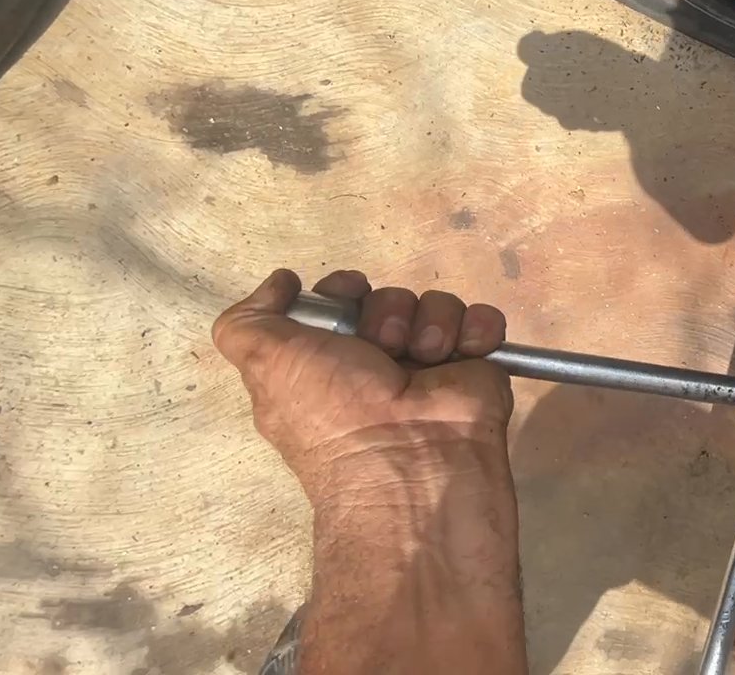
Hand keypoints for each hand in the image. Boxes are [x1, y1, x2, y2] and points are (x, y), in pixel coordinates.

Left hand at [212, 269, 514, 505]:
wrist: (414, 453)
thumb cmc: (335, 412)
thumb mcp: (269, 366)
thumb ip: (250, 321)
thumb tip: (280, 280)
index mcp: (331, 359)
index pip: (343, 298)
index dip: (346, 289)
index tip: (348, 300)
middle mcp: (382, 358)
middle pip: (390, 297)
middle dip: (388, 314)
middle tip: (384, 348)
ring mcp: (434, 358)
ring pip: (438, 303)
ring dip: (433, 325)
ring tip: (428, 359)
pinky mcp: (479, 360)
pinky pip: (484, 318)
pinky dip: (477, 330)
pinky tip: (466, 353)